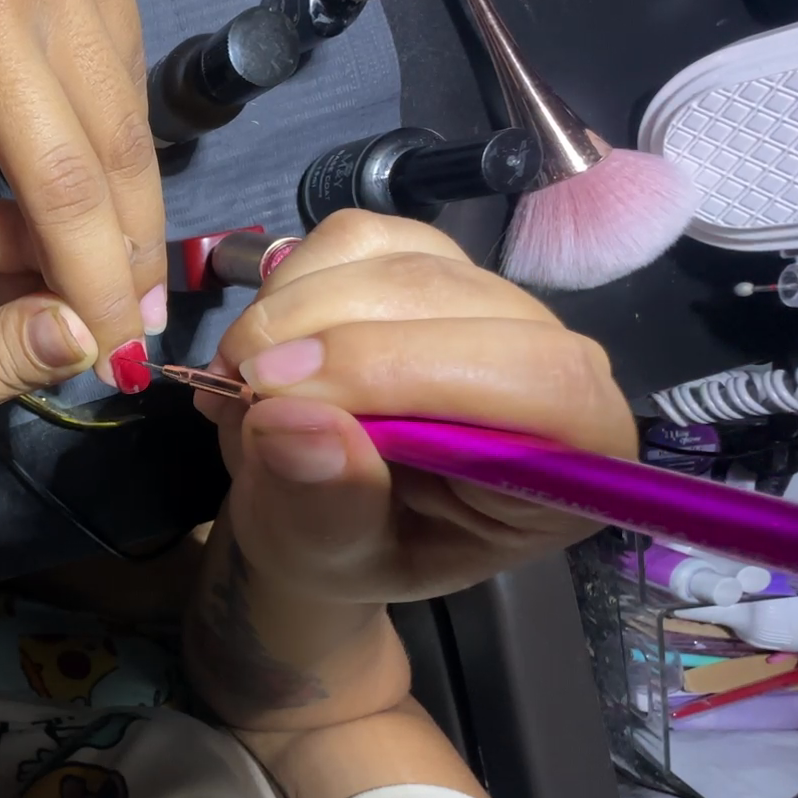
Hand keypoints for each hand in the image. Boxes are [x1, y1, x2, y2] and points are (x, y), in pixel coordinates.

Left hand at [0, 200, 97, 542]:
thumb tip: (89, 326)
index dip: (36, 247)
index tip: (111, 271)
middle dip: (57, 279)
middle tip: (132, 306)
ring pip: (9, 284)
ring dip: (60, 309)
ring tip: (123, 329)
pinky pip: (9, 321)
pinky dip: (46, 336)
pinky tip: (90, 346)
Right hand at [198, 210, 635, 603]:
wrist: (309, 507)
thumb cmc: (336, 546)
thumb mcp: (324, 559)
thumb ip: (324, 509)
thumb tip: (293, 424)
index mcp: (563, 460)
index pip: (536, 382)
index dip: (399, 371)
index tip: (273, 395)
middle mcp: (547, 366)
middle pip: (454, 302)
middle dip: (322, 338)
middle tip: (233, 389)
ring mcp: (481, 301)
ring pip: (395, 260)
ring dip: (287, 313)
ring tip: (238, 381)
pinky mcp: (416, 261)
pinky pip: (351, 238)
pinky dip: (283, 286)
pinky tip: (260, 344)